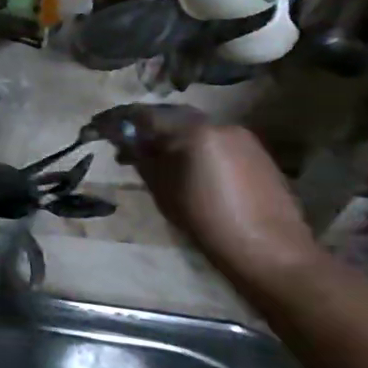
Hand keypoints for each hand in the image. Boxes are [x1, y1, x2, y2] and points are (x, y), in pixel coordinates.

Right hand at [101, 106, 320, 275]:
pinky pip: (213, 140)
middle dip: (143, 126)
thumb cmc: (208, 222)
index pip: (145, 114)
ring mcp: (241, 136)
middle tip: (121, 143)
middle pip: (171, 116)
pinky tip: (182, 166)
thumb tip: (124, 140)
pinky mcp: (255, 152)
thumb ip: (141, 158)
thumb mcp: (163, 190)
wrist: (272, 252)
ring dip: (168, 136)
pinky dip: (191, 146)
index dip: (117, 120)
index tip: (96, 128)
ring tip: (149, 158)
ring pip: (193, 127)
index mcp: (194, 131)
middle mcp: (219, 124)